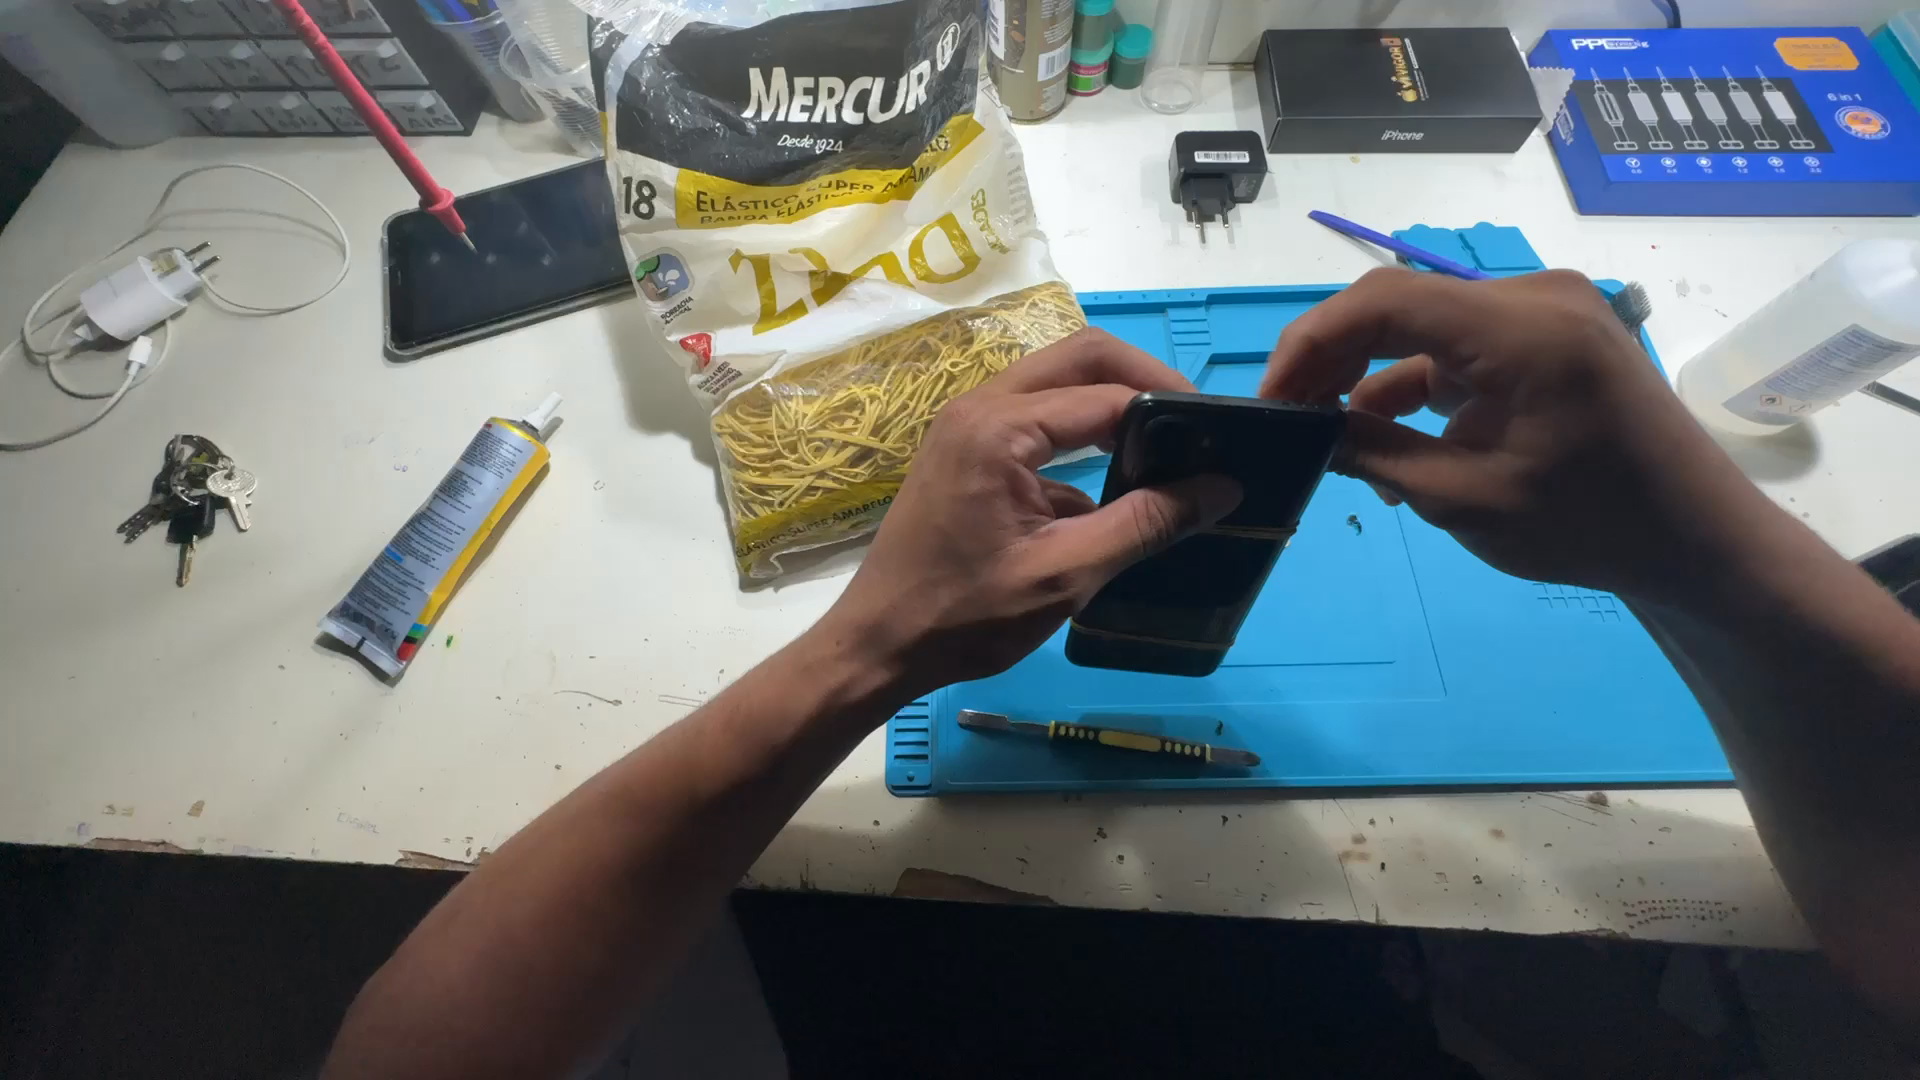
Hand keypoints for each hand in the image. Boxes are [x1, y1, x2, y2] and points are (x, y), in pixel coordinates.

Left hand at [818, 328, 1240, 699]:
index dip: (1170, 410)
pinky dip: (1078, 446)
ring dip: (1109, 410)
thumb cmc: (964, 616)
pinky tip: (1110, 494)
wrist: (879, 644)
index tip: (1221, 439)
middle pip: (1079, 360)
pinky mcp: (966, 454)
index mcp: (998, 428)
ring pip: (1056, 388)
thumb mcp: (1064, 575)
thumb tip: (1222, 487)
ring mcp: (967, 427)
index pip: (1106, 395)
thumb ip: (1144, 525)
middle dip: (1141, 382)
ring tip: (1163, 453)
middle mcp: (979, 407)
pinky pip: (1035, 426)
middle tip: (1194, 428)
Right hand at [1260, 267, 1771, 601]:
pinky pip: (1441, 354)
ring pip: (1409, 331)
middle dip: (1324, 359)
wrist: (1692, 542)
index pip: (1384, 302)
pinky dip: (1399, 393)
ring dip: (1357, 380)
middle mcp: (1529, 300)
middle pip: (1392, 306)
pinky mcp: (1530, 342)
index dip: (1309, 343)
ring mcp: (1534, 317)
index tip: (1269, 398)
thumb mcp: (1460, 498)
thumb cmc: (1586, 526)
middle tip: (1282, 416)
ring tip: (1322, 438)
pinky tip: (1376, 443)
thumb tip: (1302, 430)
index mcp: (1523, 330)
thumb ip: (1372, 454)